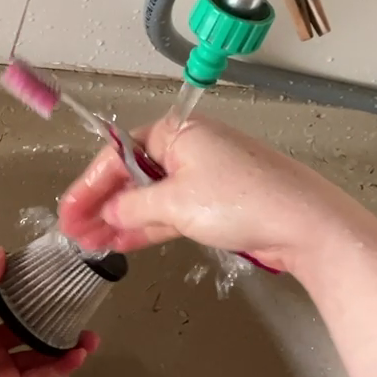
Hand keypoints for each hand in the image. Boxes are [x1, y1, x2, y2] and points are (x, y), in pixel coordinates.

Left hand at [0, 248, 98, 376]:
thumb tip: (1, 252)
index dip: (21, 285)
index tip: (48, 274)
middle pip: (22, 323)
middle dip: (48, 316)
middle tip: (76, 306)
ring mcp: (2, 365)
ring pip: (38, 349)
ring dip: (63, 342)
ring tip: (90, 336)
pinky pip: (42, 373)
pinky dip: (62, 365)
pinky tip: (81, 355)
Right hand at [57, 115, 376, 271]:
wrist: (308, 226)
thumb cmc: (244, 200)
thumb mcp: (175, 203)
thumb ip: (132, 207)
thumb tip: (108, 212)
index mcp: (176, 133)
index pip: (117, 156)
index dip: (88, 186)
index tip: (68, 212)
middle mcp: (188, 149)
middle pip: (131, 176)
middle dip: (100, 205)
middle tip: (74, 230)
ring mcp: (203, 176)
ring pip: (148, 198)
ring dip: (119, 220)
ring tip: (91, 242)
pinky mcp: (216, 202)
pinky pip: (169, 212)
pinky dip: (145, 227)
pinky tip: (121, 243)